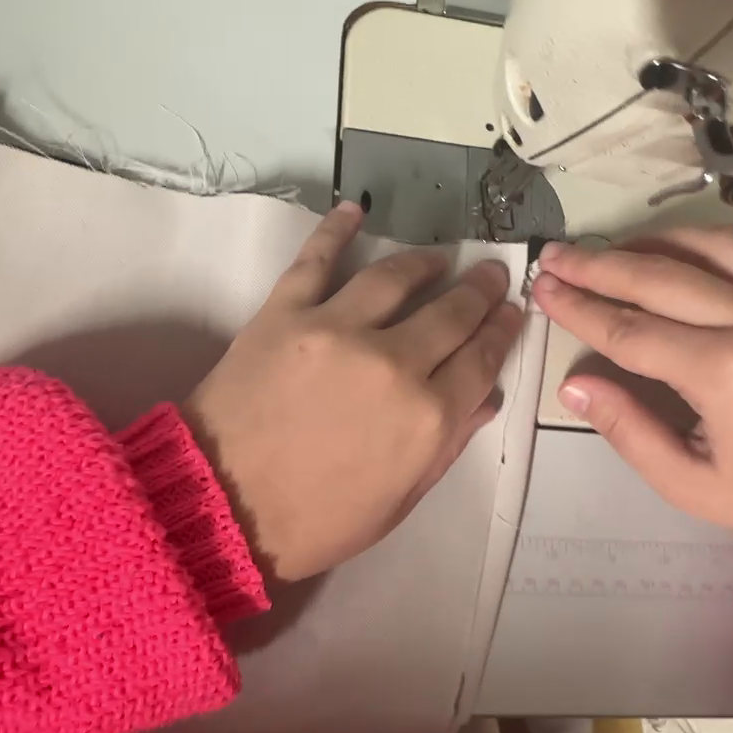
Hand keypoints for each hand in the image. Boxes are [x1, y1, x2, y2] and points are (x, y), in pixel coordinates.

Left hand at [186, 202, 524, 580]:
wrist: (220, 508)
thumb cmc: (315, 522)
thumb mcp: (397, 503)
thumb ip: (445, 448)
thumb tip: (484, 398)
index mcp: (427, 419)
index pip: (480, 360)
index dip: (502, 332)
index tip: (512, 312)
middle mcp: (393, 364)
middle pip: (451, 313)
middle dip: (479, 290)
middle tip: (490, 273)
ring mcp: (336, 330)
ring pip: (396, 277)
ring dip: (426, 261)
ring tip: (438, 257)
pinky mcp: (284, 313)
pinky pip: (316, 259)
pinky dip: (336, 230)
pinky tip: (356, 210)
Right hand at [532, 228, 732, 545]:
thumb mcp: (694, 486)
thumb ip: (630, 432)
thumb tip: (574, 383)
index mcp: (726, 373)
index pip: (631, 330)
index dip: (579, 309)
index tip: (542, 290)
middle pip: (659, 278)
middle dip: (598, 267)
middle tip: (554, 255)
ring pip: (705, 247)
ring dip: (648, 243)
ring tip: (605, 250)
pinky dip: (703, 242)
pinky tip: (674, 249)